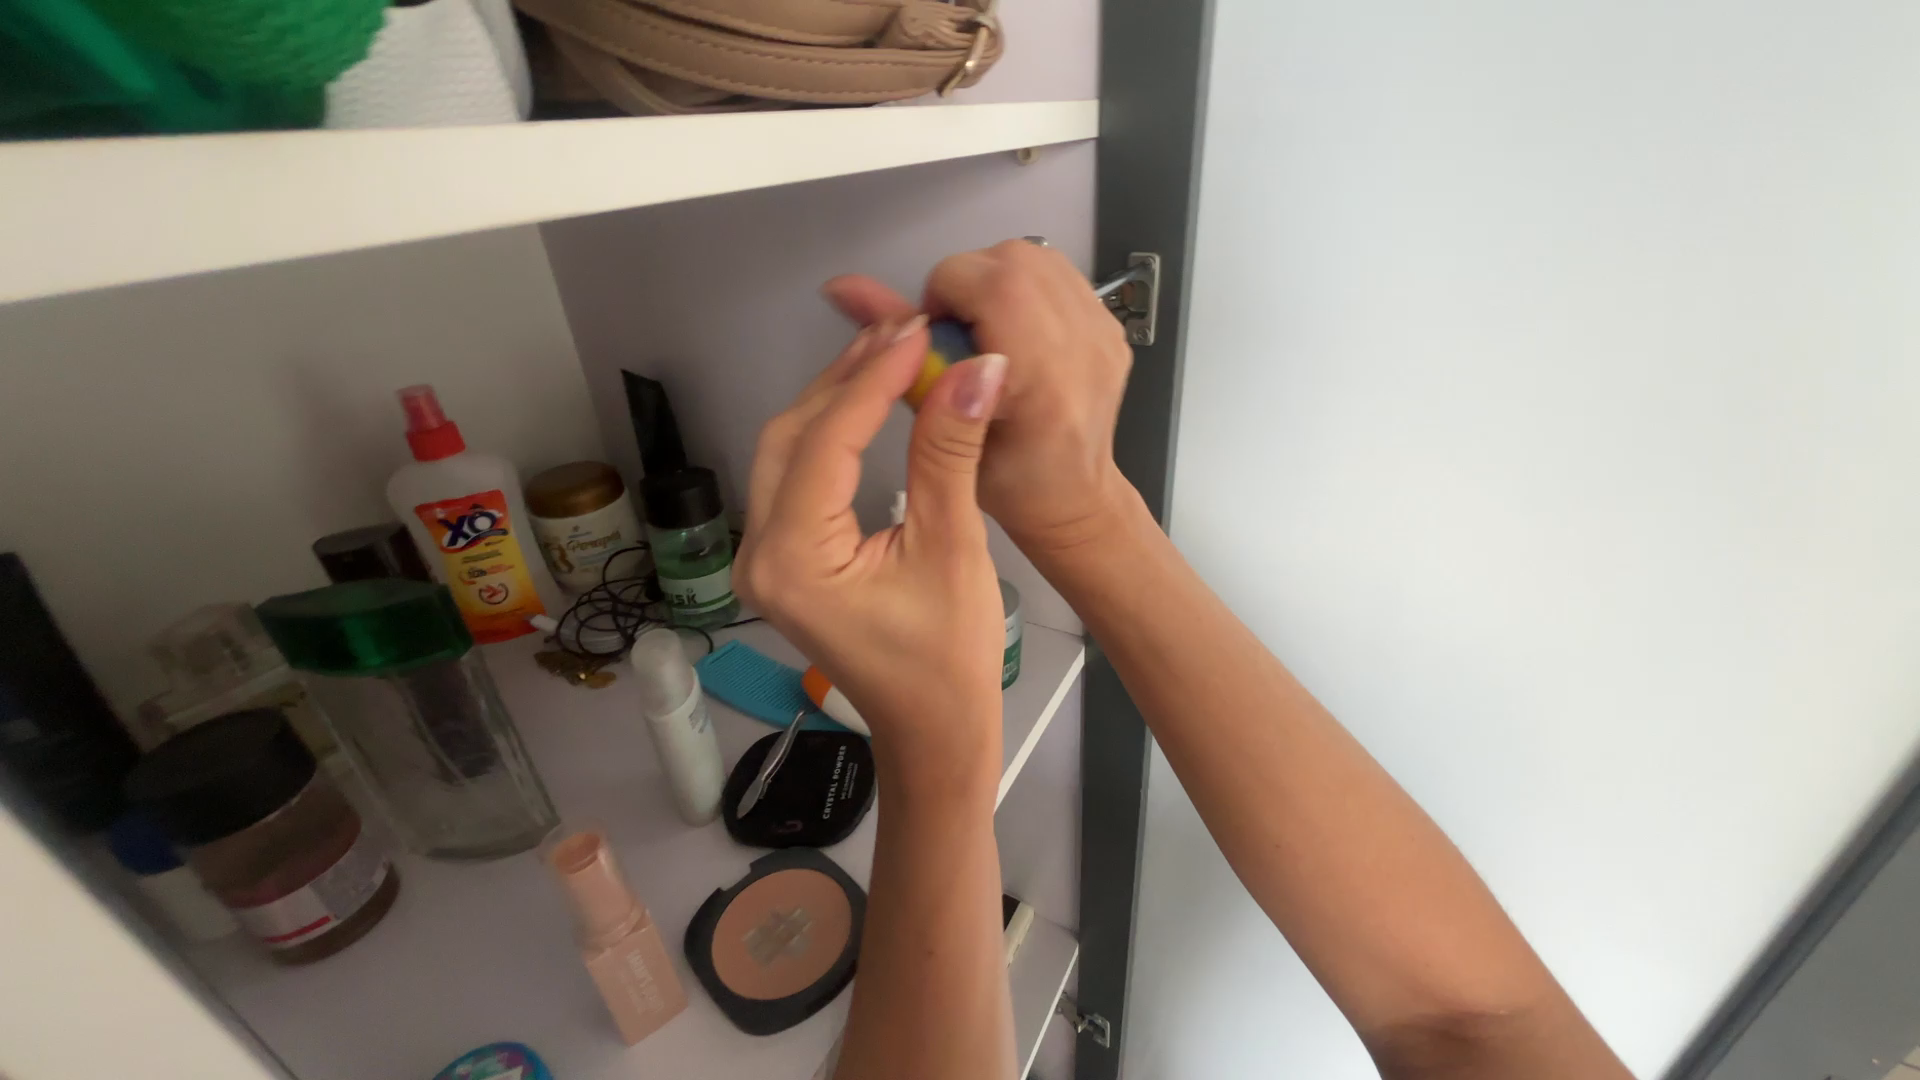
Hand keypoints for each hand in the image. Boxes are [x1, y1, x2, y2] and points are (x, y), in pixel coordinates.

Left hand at [734, 315, 1009, 780]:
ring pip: (786, 453)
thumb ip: (949, 453)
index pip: (824, 442)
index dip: (871, 380)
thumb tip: (976, 369)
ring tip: (888, 355)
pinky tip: (864, 405)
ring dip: (833, 401)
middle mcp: (757, 555)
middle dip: (844, 380)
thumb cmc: (949, 659)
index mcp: (793, 561)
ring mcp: (761, 560)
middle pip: (789, 437)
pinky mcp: (780, 561)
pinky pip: (794, 479)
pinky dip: (829, 436)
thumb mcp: (952, 549)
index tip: (917, 331)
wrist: (932, 730)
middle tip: (902, 334)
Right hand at [823, 239, 1133, 559]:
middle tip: (960, 337)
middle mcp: (1083, 347)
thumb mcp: (938, 425)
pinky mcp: (1111, 326)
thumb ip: (896, 352)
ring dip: (995, 282)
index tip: (939, 343)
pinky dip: (1025, 289)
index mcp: (1041, 382)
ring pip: (1035, 257)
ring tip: (988, 332)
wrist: (1074, 499)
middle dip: (968, 284)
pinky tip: (1018, 333)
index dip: (944, 297)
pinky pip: (1058, 274)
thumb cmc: (1005, 484)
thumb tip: (842, 287)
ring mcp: (1104, 332)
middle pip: (1010, 259)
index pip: (985, 283)